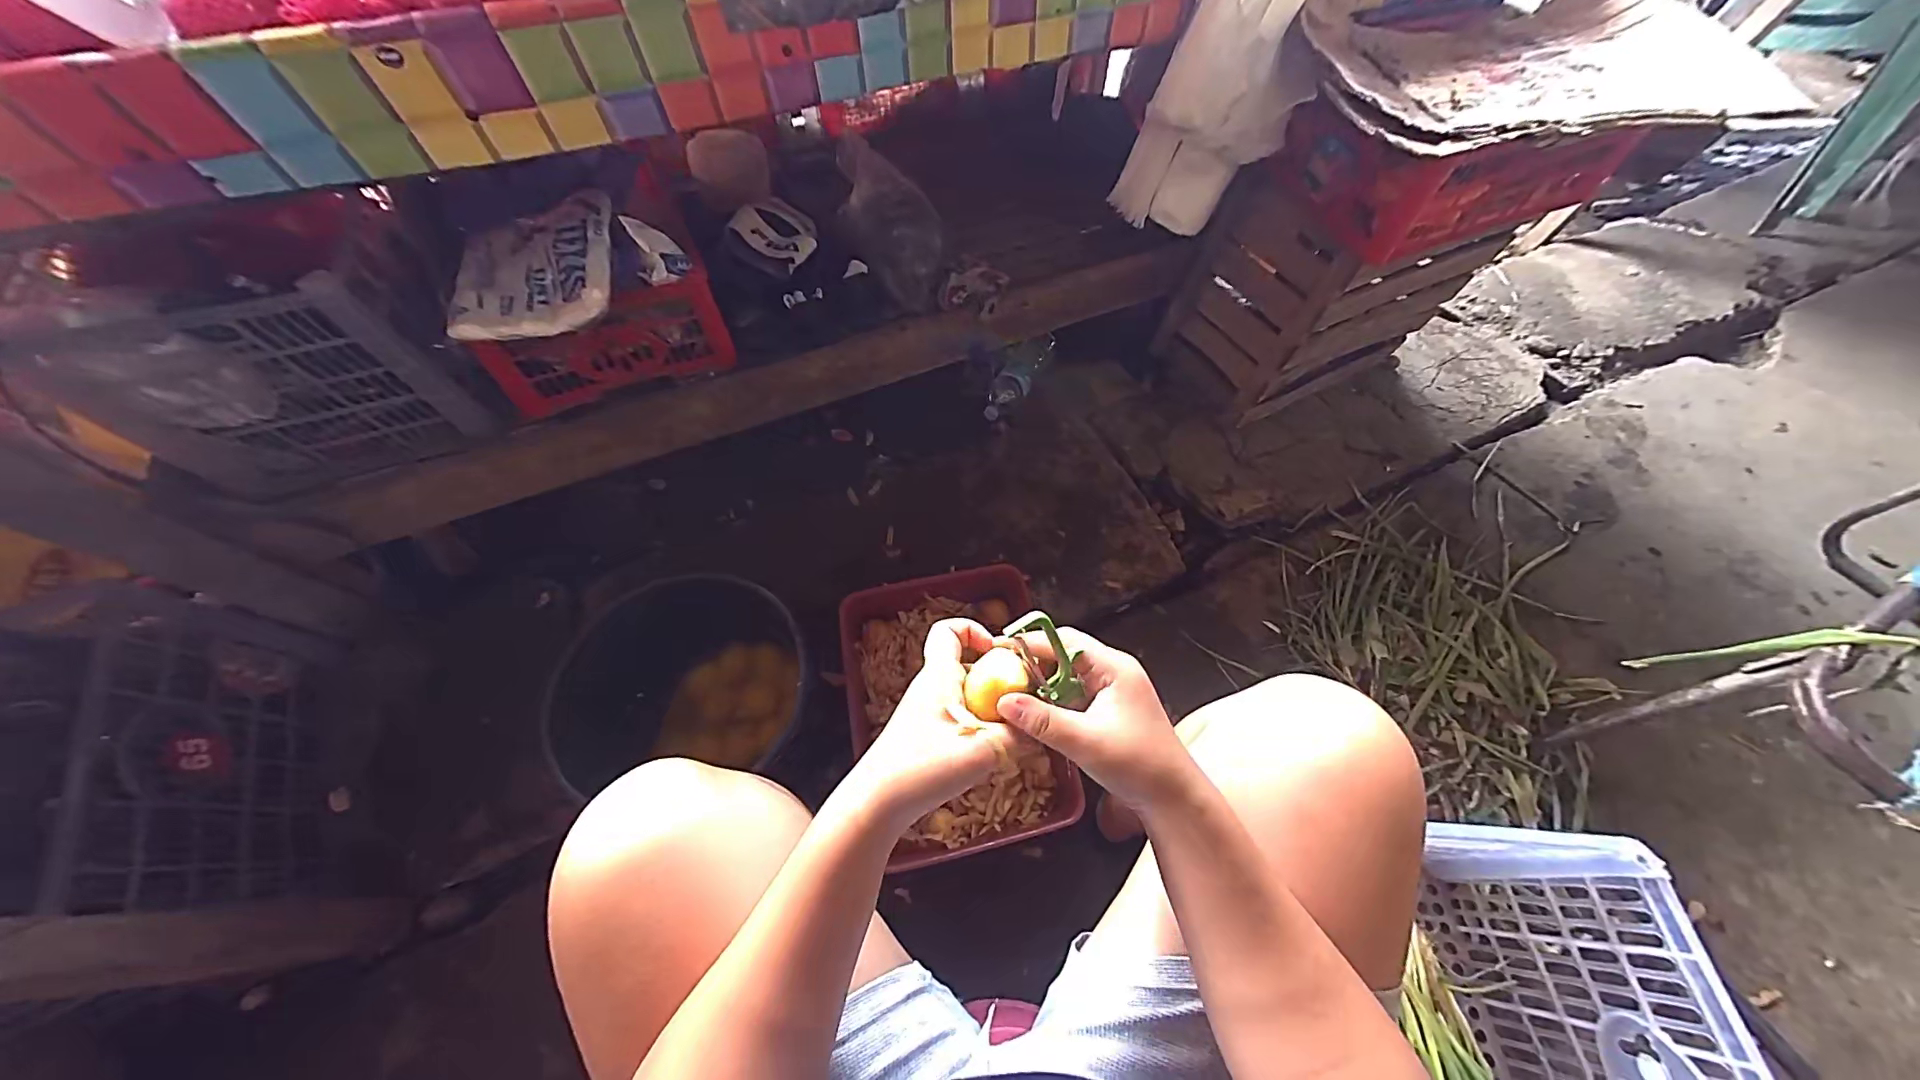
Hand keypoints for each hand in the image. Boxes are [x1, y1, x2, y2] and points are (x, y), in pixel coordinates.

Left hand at [840, 618, 1021, 828]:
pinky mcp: (930, 736)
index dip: (978, 631)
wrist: (877, 804)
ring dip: (993, 710)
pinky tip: (993, 755)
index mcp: (939, 675)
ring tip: (1010, 735)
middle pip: (970, 665)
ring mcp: (930, 713)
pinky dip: (983, 730)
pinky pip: (964, 720)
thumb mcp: (983, 751)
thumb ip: (1018, 736)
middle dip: (1000, 680)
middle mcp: (933, 688)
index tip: (1002, 653)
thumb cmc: (918, 770)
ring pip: (970, 697)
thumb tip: (1041, 728)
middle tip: (1020, 702)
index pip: (950, 630)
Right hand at [995, 626, 1194, 809]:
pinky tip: (1034, 715)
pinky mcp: (1108, 709)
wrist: (1174, 800)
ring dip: (1040, 684)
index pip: (1063, 640)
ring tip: (1011, 694)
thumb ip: (1042, 720)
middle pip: (1063, 654)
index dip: (1029, 643)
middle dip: (1031, 663)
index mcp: (1114, 668)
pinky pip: (1073, 694)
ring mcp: (1112, 690)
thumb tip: (1005, 702)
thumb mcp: (1085, 742)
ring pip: (1066, 675)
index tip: (999, 651)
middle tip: (999, 674)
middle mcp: (1114, 672)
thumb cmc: (1141, 767)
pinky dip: (1052, 701)